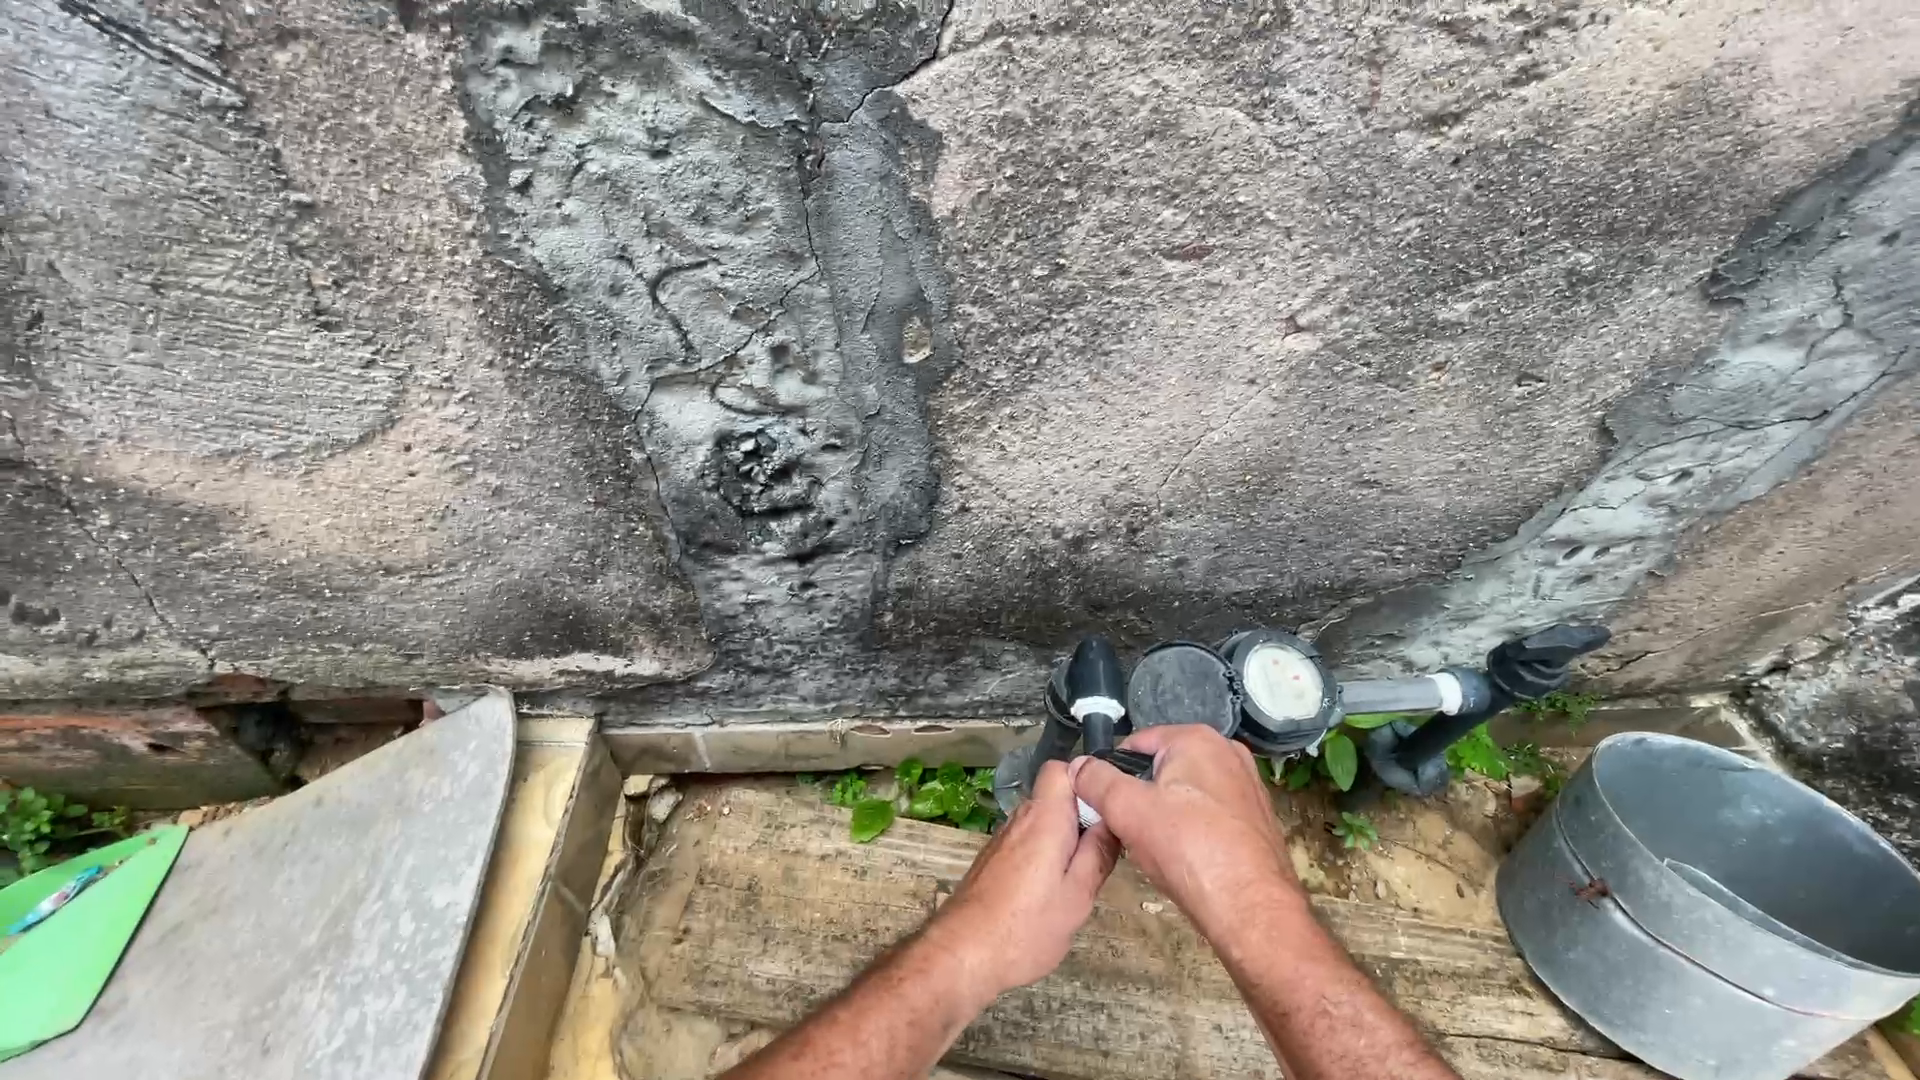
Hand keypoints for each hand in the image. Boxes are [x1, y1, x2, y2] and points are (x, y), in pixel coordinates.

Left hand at [925, 759, 1121, 1003]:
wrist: (962, 953)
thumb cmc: (1025, 927)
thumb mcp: (1077, 896)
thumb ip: (1098, 854)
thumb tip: (1113, 821)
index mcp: (1044, 818)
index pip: (1061, 769)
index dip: (1087, 781)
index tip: (1109, 811)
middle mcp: (1021, 818)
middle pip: (1055, 796)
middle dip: (1081, 817)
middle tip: (1102, 854)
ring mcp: (1004, 838)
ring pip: (1043, 821)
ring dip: (1064, 839)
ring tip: (1079, 878)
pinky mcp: (995, 858)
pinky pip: (1028, 841)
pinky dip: (1044, 855)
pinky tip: (1051, 891)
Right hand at [1070, 725, 1303, 935]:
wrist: (1252, 910)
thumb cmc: (1189, 849)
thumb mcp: (1126, 809)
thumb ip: (1095, 781)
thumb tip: (1078, 765)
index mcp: (1197, 739)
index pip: (1136, 743)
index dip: (1113, 773)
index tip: (1105, 804)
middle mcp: (1228, 753)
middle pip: (1162, 768)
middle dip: (1142, 796)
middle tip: (1130, 829)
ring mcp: (1247, 786)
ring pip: (1186, 794)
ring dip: (1166, 816)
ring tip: (1158, 848)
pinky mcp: (1258, 819)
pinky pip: (1210, 815)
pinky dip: (1194, 831)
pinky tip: (1187, 859)